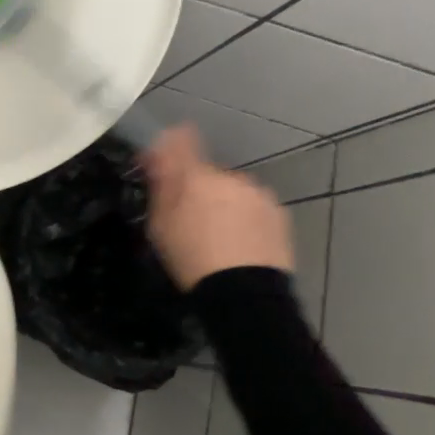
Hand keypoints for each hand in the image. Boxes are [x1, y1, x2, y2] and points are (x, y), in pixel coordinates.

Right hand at [140, 124, 294, 289]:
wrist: (245, 292)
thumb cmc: (192, 259)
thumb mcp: (160, 226)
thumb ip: (160, 183)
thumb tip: (155, 150)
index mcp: (195, 176)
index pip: (181, 141)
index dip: (172, 145)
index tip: (165, 160)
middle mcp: (228, 176)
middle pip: (208, 174)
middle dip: (200, 189)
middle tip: (193, 221)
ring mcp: (257, 193)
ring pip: (233, 191)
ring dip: (226, 203)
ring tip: (221, 237)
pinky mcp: (278, 213)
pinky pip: (255, 207)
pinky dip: (247, 218)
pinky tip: (242, 244)